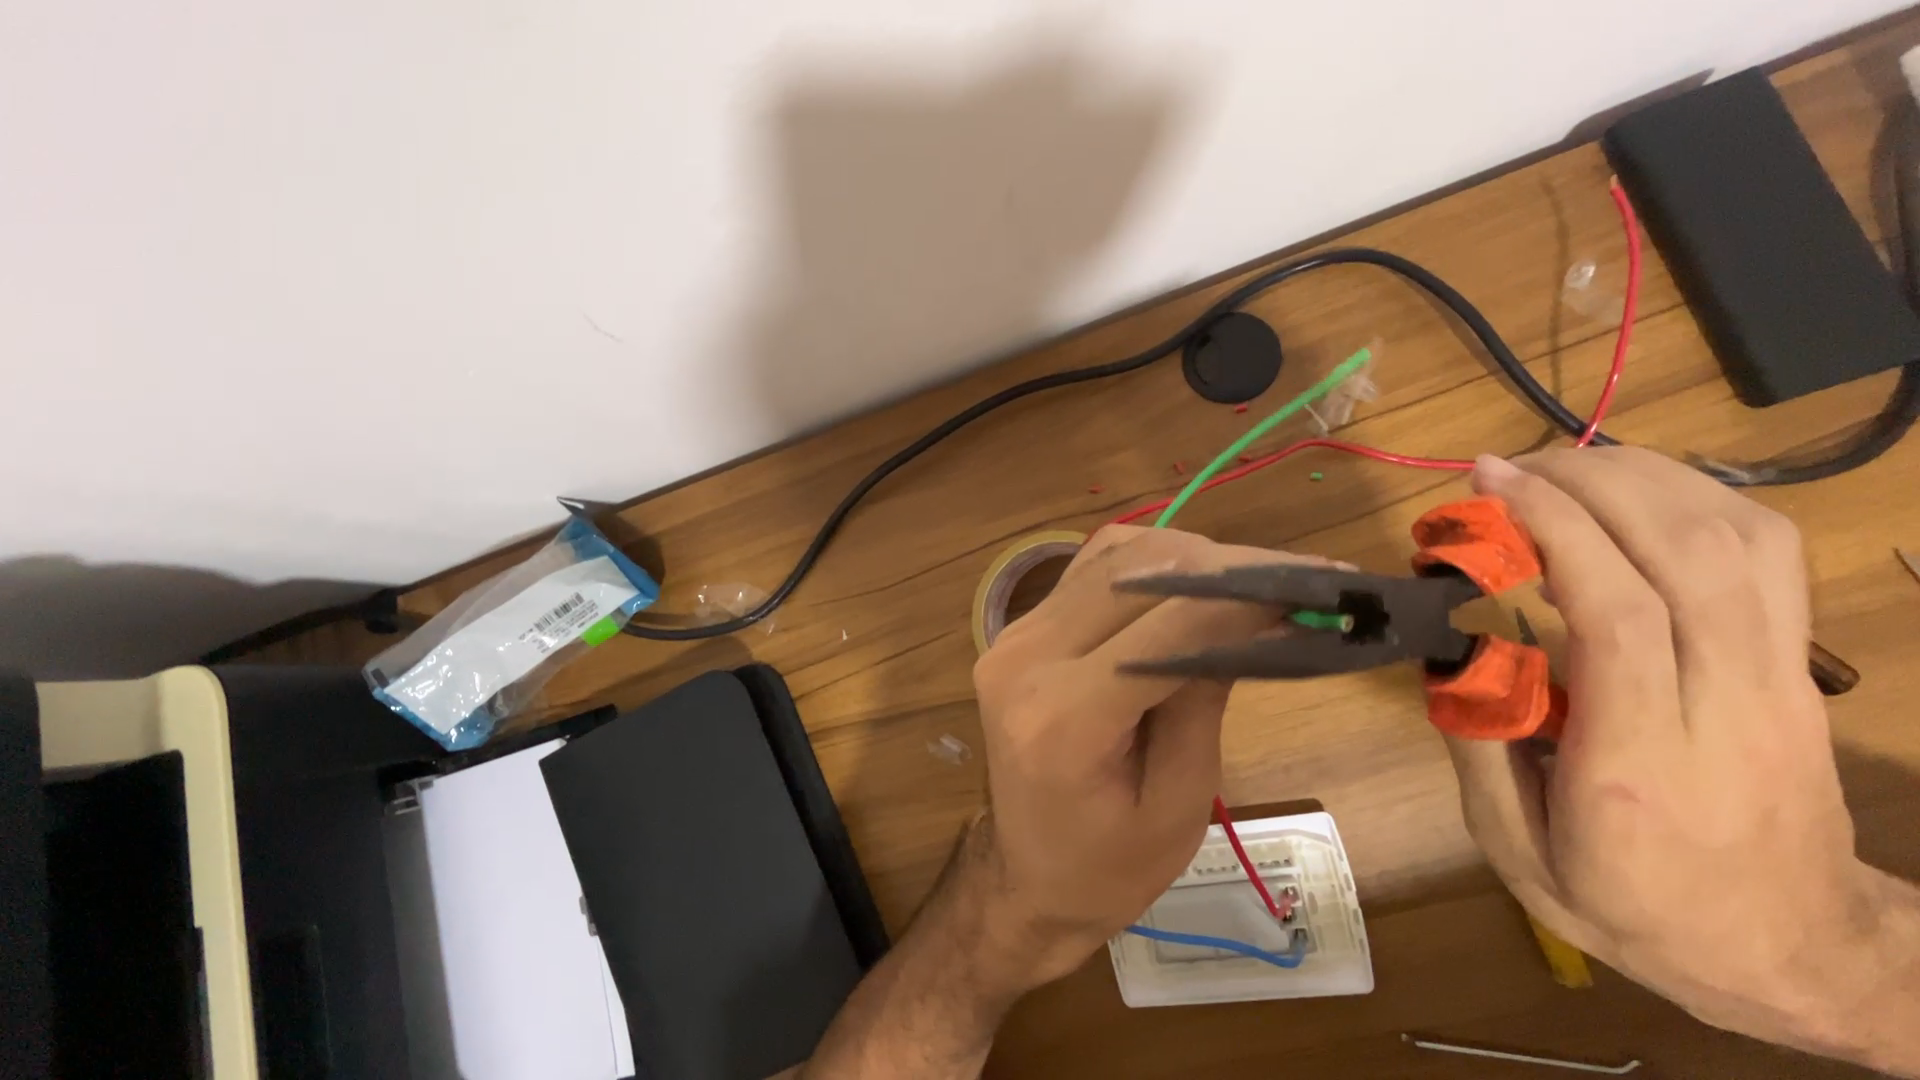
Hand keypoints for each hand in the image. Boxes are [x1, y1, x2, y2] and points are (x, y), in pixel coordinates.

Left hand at [803, 526, 1331, 1076]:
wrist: (1030, 877)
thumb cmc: (1112, 866)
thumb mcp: (1180, 803)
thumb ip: (1207, 700)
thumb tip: (1258, 616)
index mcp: (1063, 718)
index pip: (1166, 627)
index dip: (1246, 596)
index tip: (1319, 582)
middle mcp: (1026, 659)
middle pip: (1139, 575)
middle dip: (1227, 567)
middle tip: (1300, 575)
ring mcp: (1012, 636)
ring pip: (1113, 558)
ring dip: (1190, 556)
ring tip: (1255, 580)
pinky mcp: (1017, 631)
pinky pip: (1089, 570)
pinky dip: (1146, 561)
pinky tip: (1192, 580)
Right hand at [1455, 448, 1919, 1067]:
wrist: (1789, 948)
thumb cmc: (1631, 905)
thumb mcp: (1517, 852)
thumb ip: (1476, 746)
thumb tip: (1449, 648)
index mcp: (1640, 762)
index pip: (1619, 612)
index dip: (1555, 527)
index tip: (1489, 483)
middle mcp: (1725, 706)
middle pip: (1686, 553)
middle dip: (1590, 482)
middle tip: (1511, 466)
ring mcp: (1780, 681)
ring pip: (1740, 538)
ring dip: (1647, 478)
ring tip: (1564, 467)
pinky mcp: (1797, 667)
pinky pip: (1770, 553)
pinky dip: (1702, 498)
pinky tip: (1639, 493)